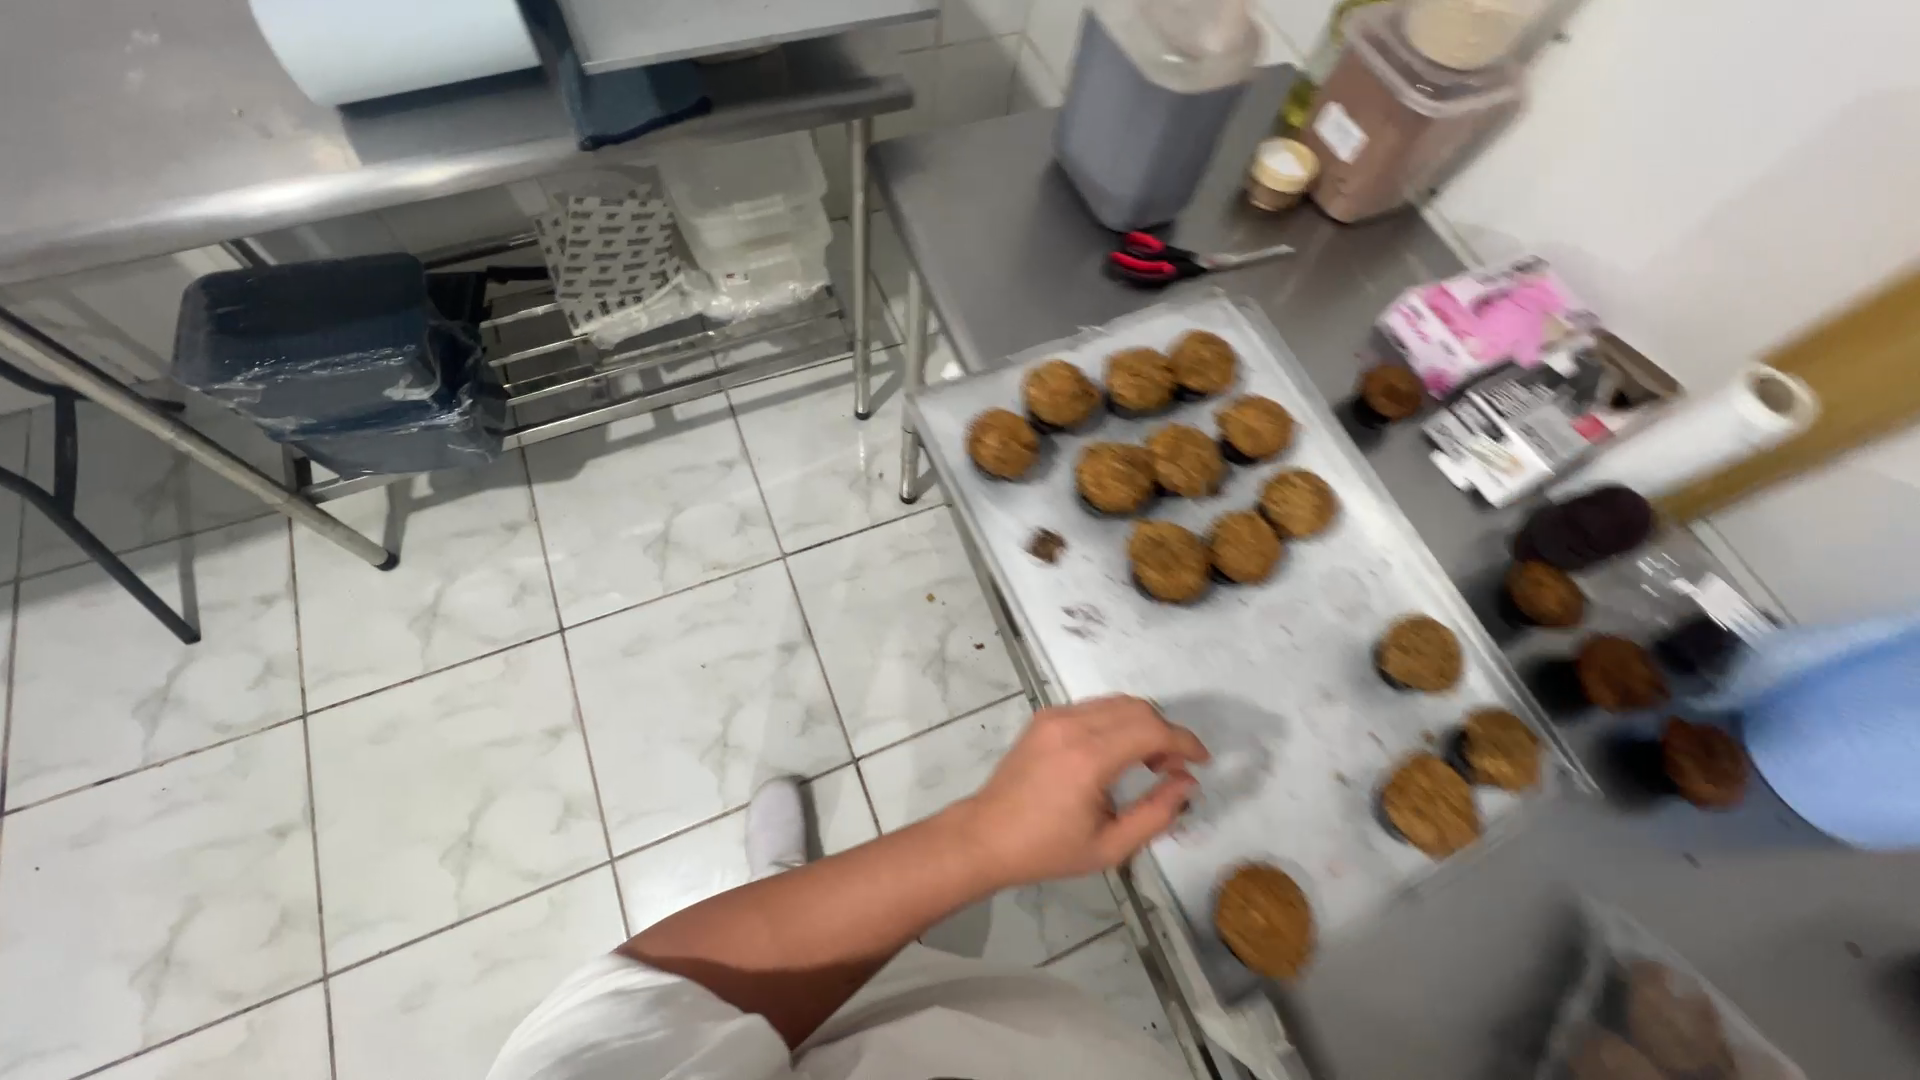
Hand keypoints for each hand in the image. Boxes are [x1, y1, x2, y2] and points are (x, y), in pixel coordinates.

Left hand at [943, 695, 1209, 888]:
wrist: (987, 835)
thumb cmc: (1048, 849)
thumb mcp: (1110, 846)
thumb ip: (1156, 814)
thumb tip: (1188, 783)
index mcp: (1089, 757)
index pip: (1152, 730)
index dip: (1184, 742)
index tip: (1201, 762)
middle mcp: (1072, 725)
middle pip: (1138, 708)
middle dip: (1166, 733)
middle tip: (1172, 770)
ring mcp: (1054, 716)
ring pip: (1116, 702)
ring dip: (1142, 724)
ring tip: (1149, 764)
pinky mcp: (1044, 717)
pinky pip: (1093, 707)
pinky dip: (1117, 721)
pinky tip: (1118, 754)